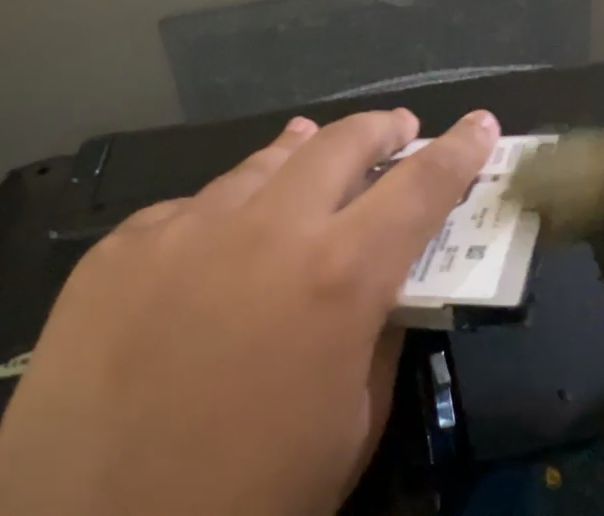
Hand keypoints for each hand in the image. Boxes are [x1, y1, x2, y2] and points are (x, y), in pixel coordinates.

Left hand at [0, 108, 499, 515]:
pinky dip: (225, 211)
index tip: (479, 125)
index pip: (421, 189)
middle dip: (381, 130)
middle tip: (399, 129)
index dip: (458, 153)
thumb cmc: (245, 497)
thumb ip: (375, 342)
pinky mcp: (123, 245)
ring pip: (263, 163)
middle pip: (340, 146)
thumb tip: (380, 294)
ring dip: (302, 154)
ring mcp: (187, 226)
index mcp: (338, 276)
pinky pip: (192, 209)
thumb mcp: (347, 430)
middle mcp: (267, 228)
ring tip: (315, 147)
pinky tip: (218, 239)